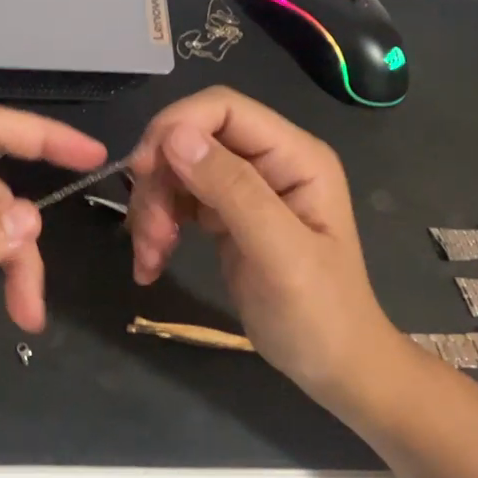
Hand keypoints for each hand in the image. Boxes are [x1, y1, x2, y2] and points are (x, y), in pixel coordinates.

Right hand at [126, 87, 403, 405]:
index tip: (142, 171)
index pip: (222, 109)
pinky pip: (176, 202)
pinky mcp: (224, 215)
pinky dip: (156, 227)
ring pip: (175, 171)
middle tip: (148, 234)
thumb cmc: (319, 314)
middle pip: (190, 140)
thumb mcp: (279, 254)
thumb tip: (174, 135)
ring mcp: (245, 188)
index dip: (175, 127)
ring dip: (152, 210)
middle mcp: (269, 162)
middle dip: (159, 181)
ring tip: (150, 258)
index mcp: (294, 156)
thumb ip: (232, 190)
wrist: (335, 369)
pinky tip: (152, 262)